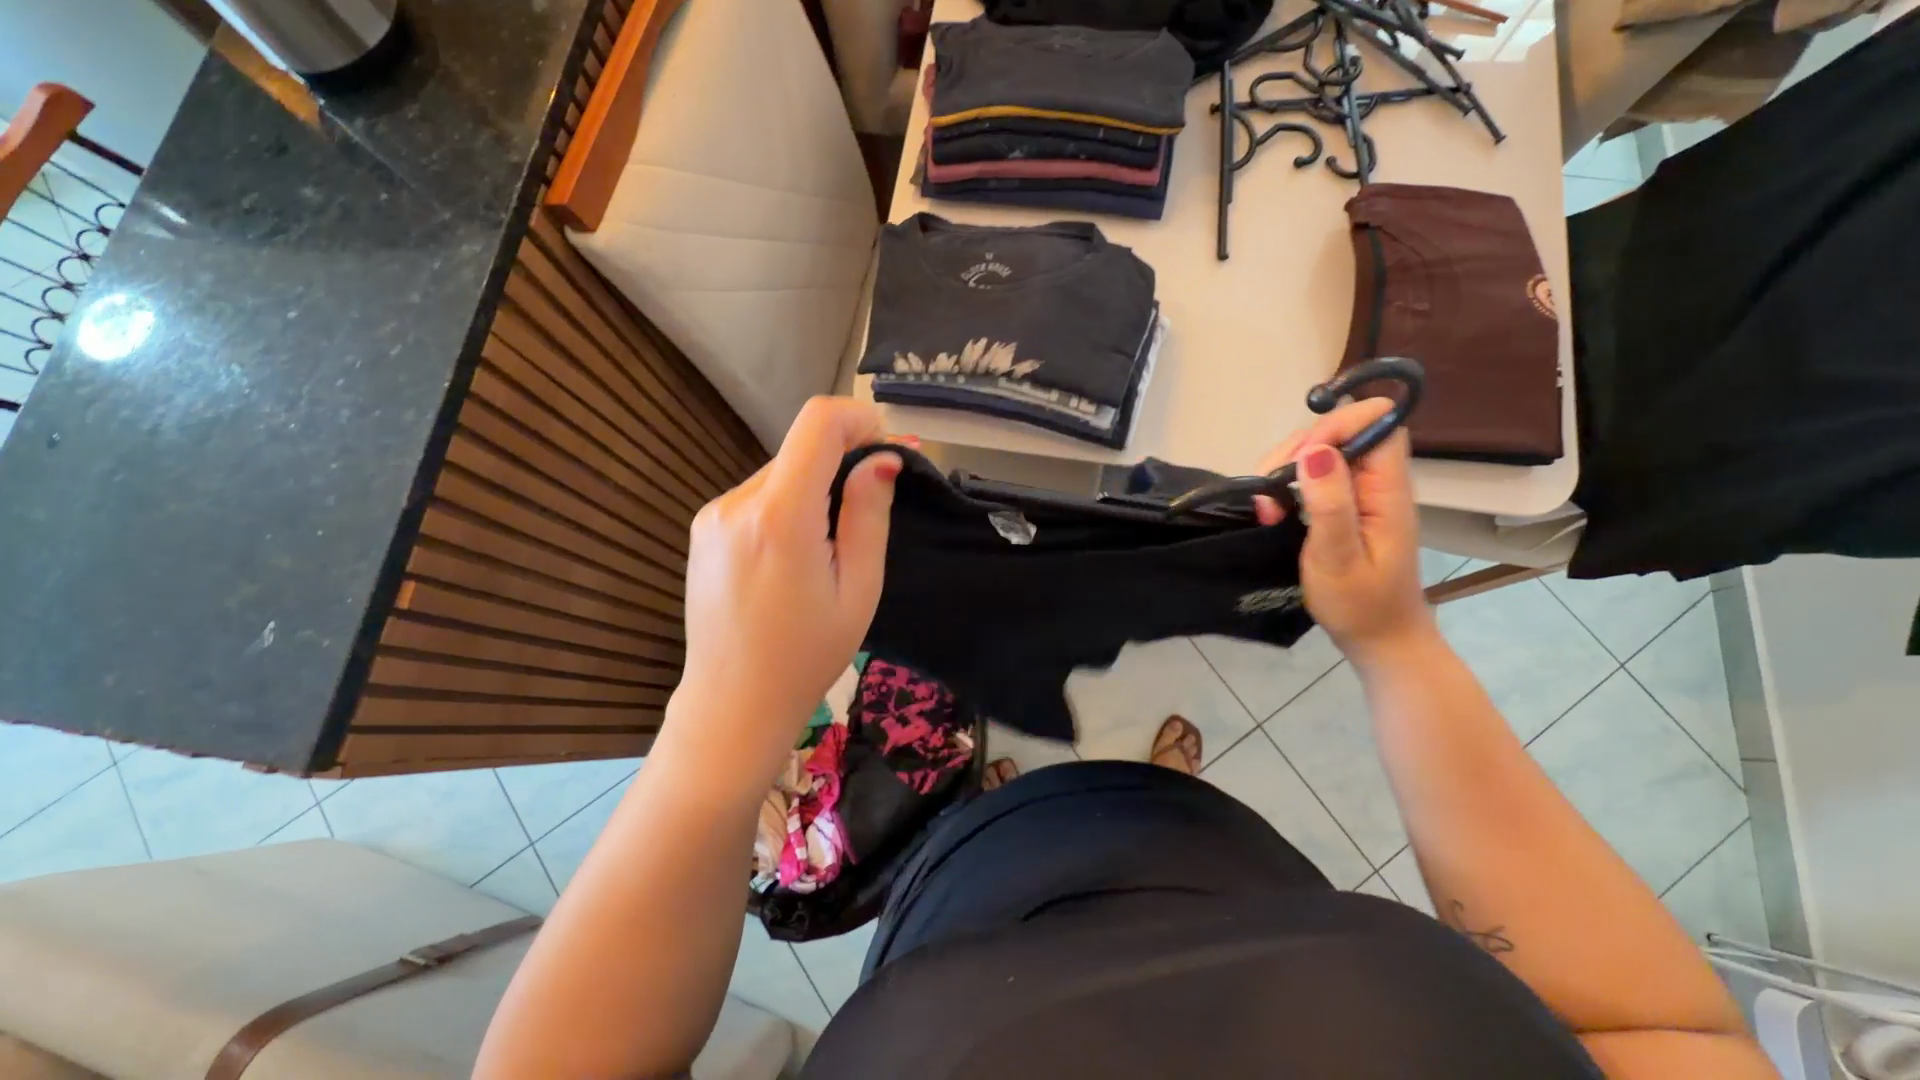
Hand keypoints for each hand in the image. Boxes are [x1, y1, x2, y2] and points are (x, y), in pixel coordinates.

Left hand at [668, 397, 904, 775]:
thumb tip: (881, 459)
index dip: (860, 420)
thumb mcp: (858, 589)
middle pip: (801, 450)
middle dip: (841, 466)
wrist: (733, 701)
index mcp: (781, 516)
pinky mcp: (703, 528)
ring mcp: (714, 514)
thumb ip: (868, 515)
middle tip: (868, 514)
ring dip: (812, 491)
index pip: (818, 422)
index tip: (886, 451)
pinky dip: (785, 507)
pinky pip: (757, 497)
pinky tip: (792, 559)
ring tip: (825, 552)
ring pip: (780, 473)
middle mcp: (738, 502)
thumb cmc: (807, 654)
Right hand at [1254, 397, 1432, 669]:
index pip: (1376, 423)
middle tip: (1271, 495)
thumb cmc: (1360, 606)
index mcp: (1388, 490)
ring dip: (1287, 469)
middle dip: (1299, 450)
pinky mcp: (1347, 503)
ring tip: (1269, 509)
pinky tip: (1275, 510)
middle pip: (1342, 431)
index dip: (1336, 427)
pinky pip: (1317, 473)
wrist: (1380, 641)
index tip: (1300, 461)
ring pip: (1324, 450)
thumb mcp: (1337, 559)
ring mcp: (1363, 492)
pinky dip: (1289, 484)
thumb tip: (1316, 450)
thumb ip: (1329, 504)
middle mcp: (1379, 483)